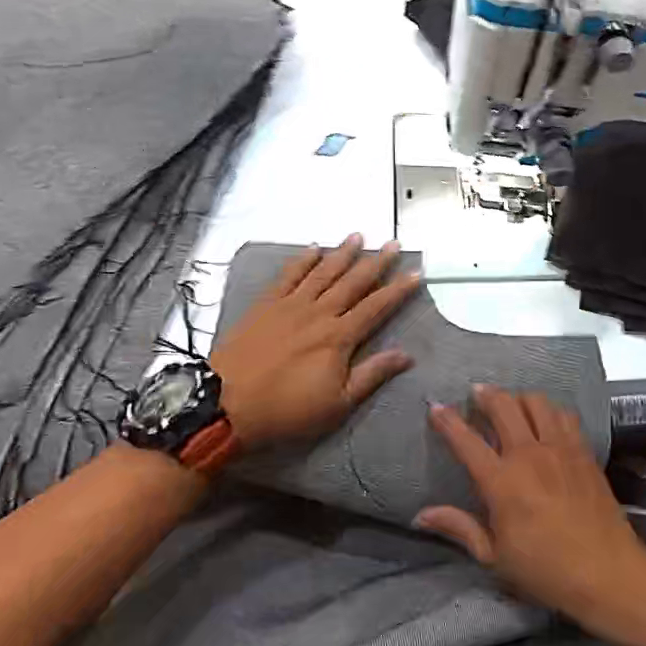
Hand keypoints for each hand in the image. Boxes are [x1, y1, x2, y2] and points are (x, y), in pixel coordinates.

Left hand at [209, 234, 421, 448]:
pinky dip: (303, 259)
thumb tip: (406, 355)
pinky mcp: (266, 304)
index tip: (415, 273)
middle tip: (394, 243)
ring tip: (358, 236)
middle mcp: (319, 312)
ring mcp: (291, 304)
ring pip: (323, 272)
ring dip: (343, 253)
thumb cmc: (287, 409)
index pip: (376, 307)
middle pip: (353, 282)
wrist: (229, 402)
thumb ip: (372, 374)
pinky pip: (289, 274)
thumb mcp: (338, 403)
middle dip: (376, 262)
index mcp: (339, 337)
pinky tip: (314, 248)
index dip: (397, 290)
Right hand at [416, 385, 645, 628]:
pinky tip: (545, 421)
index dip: (447, 420)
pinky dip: (549, 411)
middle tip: (476, 395)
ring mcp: (559, 449)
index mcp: (502, 482)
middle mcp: (529, 455)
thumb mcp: (495, 556)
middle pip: (502, 405)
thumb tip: (421, 515)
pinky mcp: (582, 451)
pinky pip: (564, 415)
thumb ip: (459, 527)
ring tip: (511, 406)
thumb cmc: (546, 570)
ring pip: (535, 402)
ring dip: (518, 398)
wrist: (609, 574)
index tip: (435, 406)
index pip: (466, 440)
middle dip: (485, 395)